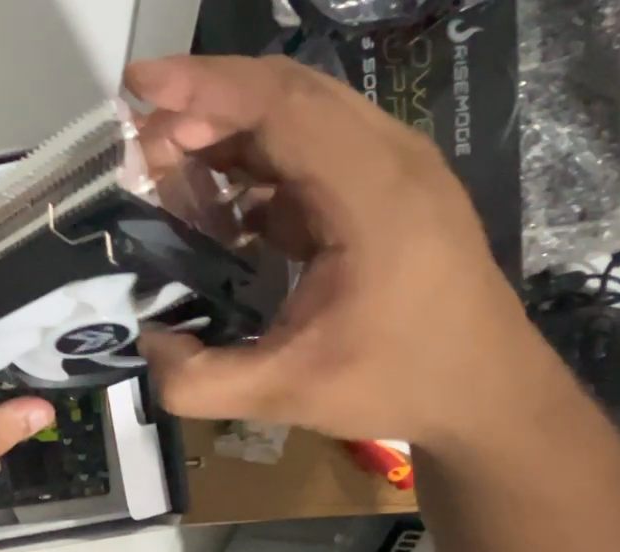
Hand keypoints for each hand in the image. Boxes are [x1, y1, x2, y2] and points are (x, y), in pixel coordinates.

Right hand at [124, 55, 563, 449]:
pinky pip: (309, 150)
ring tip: (161, 163)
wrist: (483, 391)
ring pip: (300, 115)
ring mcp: (392, 171)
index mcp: (374, 197)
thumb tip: (146, 340)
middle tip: (137, 140)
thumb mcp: (279, 395)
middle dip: (205, 102)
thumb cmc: (393, 384)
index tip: (137, 89)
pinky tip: (212, 198)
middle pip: (291, 94)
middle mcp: (390, 163)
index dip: (206, 90)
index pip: (284, 109)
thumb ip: (194, 379)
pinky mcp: (382, 190)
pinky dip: (251, 157)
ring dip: (226, 127)